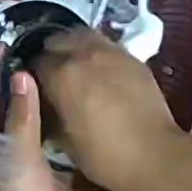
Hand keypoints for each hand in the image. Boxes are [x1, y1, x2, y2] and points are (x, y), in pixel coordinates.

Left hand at [0, 45, 85, 190]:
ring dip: (31, 95)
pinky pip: (44, 136)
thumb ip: (22, 118)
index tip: (2, 43)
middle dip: (10, 78)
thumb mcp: (21, 160)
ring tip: (47, 65)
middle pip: (1, 105)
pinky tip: (63, 99)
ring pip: (23, 119)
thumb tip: (20, 74)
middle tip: (29, 46)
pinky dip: (50, 117)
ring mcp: (21, 159)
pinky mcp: (43, 171)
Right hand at [32, 28, 188, 190]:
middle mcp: (82, 54)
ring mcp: (110, 52)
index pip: (36, 63)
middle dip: (52, 54)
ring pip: (81, 35)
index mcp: (61, 75)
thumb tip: (45, 107)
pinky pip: (105, 44)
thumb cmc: (106, 156)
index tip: (37, 88)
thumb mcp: (66, 143)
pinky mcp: (131, 57)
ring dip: (73, 45)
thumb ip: (50, 116)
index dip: (34, 76)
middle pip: (57, 41)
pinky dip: (97, 51)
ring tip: (76, 64)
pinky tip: (101, 69)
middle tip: (55, 75)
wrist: (157, 155)